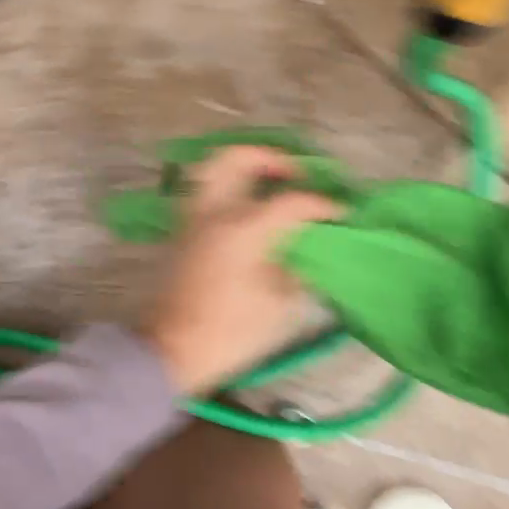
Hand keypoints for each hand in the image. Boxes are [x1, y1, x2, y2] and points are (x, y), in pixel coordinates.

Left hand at [146, 146, 340, 395]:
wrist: (167, 351)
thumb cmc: (228, 334)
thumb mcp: (278, 306)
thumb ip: (296, 269)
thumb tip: (305, 251)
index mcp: (242, 229)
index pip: (291, 201)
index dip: (322, 205)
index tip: (342, 215)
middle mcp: (212, 214)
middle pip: (234, 159)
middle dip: (269, 158)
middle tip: (294, 174)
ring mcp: (190, 221)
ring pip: (211, 172)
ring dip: (243, 170)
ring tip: (269, 186)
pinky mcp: (178, 235)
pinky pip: (203, 195)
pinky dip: (227, 191)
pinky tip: (248, 213)